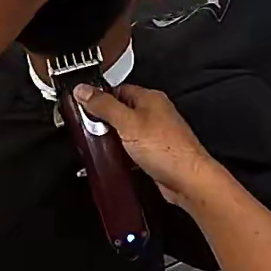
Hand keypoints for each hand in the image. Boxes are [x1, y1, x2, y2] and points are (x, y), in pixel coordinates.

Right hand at [73, 84, 222, 207]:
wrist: (188, 180)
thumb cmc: (169, 150)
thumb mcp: (127, 123)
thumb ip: (104, 106)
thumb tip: (84, 91)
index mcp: (150, 98)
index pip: (118, 89)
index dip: (99, 97)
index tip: (82, 105)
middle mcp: (155, 114)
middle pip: (120, 112)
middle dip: (104, 122)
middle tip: (91, 130)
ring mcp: (155, 135)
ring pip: (125, 133)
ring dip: (112, 140)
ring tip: (101, 147)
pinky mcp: (154, 154)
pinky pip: (132, 150)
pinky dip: (122, 155)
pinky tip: (115, 160)